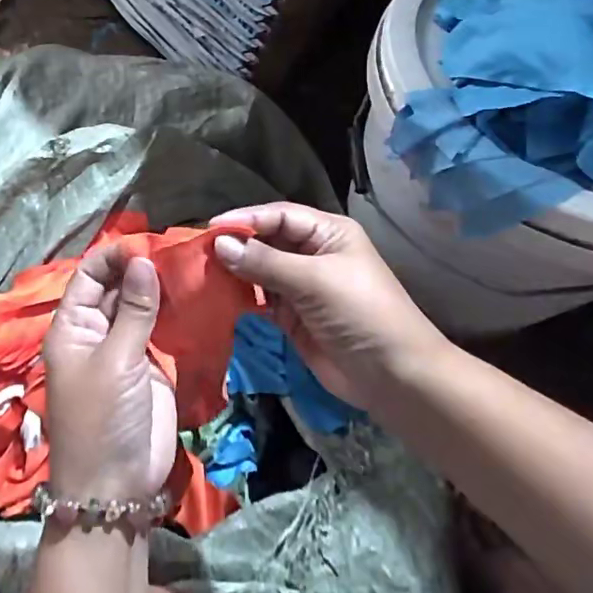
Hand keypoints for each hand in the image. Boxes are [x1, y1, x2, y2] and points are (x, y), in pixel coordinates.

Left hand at [43, 245, 177, 502]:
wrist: (117, 486)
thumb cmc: (102, 419)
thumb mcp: (116, 361)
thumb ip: (134, 312)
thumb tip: (144, 262)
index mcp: (72, 327)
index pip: (89, 277)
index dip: (114, 257)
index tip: (148, 243)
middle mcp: (95, 332)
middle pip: (116, 288)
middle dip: (140, 269)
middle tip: (179, 251)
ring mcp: (123, 350)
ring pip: (140, 308)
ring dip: (159, 289)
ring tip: (190, 266)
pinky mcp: (149, 367)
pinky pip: (159, 331)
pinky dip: (173, 314)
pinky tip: (194, 296)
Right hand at [210, 202, 446, 408]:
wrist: (395, 377)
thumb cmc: (361, 314)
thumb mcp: (314, 281)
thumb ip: (264, 262)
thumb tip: (219, 244)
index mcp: (327, 233)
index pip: (278, 216)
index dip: (245, 220)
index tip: (209, 229)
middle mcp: (312, 254)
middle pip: (265, 241)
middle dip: (235, 245)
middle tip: (198, 253)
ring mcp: (301, 286)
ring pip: (258, 270)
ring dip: (234, 272)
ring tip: (201, 274)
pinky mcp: (292, 316)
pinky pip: (259, 299)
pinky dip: (240, 297)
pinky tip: (216, 297)